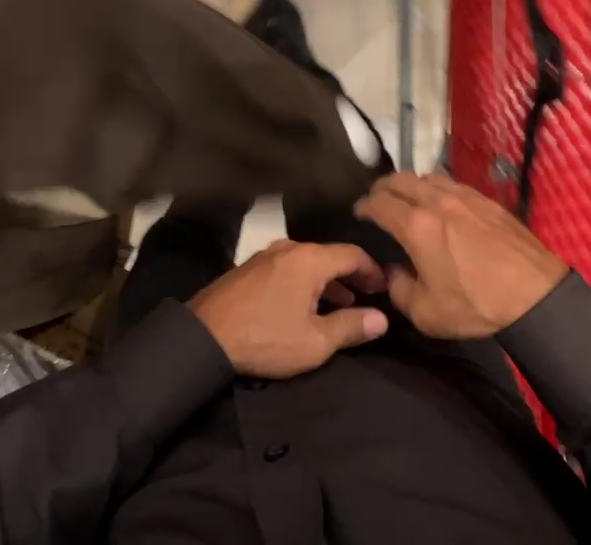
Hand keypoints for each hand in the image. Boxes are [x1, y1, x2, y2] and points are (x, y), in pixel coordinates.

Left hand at [189, 240, 390, 378]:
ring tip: (341, 304)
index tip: (386, 289)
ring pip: (307, 262)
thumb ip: (351, 327)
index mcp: (309, 259)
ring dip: (327, 280)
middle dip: (351, 276)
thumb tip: (382, 319)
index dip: (373, 271)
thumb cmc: (266, 338)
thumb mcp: (315, 342)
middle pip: (329, 255)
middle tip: (367, 297)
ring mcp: (265, 256)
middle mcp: (289, 248)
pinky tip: (305, 304)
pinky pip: (287, 268)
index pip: (353, 254)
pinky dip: (304, 281)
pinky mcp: (248, 269)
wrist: (204, 336)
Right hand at [355, 173, 567, 338]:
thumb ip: (398, 289)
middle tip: (378, 200)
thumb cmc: (476, 305)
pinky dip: (437, 188)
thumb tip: (393, 271)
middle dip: (383, 188)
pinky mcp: (487, 201)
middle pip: (401, 180)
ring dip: (411, 185)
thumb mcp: (425, 313)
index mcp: (416, 226)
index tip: (359, 213)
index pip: (379, 202)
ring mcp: (465, 197)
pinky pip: (453, 184)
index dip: (363, 206)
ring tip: (409, 199)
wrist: (535, 297)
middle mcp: (437, 202)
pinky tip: (442, 203)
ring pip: (428, 177)